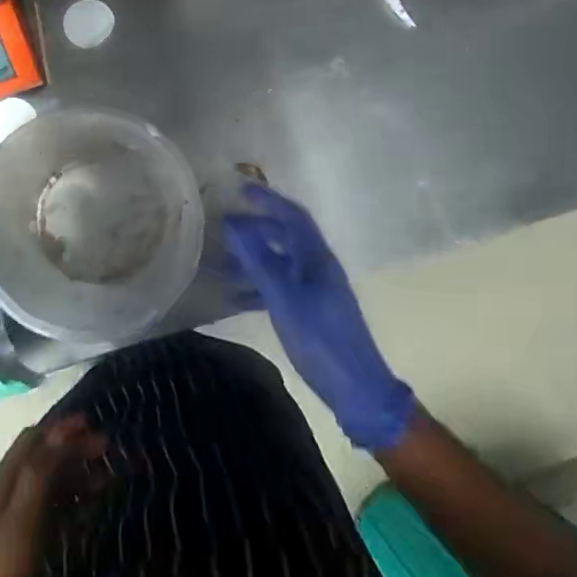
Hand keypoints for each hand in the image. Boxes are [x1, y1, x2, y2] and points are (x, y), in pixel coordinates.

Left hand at [0, 414, 108, 576]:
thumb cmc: (3, 572)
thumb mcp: (24, 517)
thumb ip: (41, 471)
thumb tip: (62, 430)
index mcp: (3, 480)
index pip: (34, 439)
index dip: (63, 428)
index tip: (96, 424)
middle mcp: (8, 491)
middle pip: (44, 457)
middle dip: (75, 448)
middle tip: (109, 449)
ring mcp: (17, 516)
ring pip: (52, 481)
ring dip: (78, 473)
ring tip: (109, 476)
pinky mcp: (27, 539)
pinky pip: (54, 508)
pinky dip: (74, 500)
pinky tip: (93, 506)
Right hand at [222, 183, 414, 450]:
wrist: (355, 385)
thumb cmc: (319, 338)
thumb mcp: (284, 297)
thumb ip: (258, 260)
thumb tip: (232, 224)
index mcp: (317, 258)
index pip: (293, 216)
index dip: (268, 200)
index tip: (240, 190)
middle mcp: (318, 267)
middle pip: (286, 236)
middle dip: (256, 227)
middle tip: (224, 225)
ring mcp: (316, 290)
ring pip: (280, 263)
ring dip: (252, 258)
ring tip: (220, 262)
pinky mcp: (311, 311)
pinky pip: (280, 287)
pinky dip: (257, 286)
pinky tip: (234, 297)